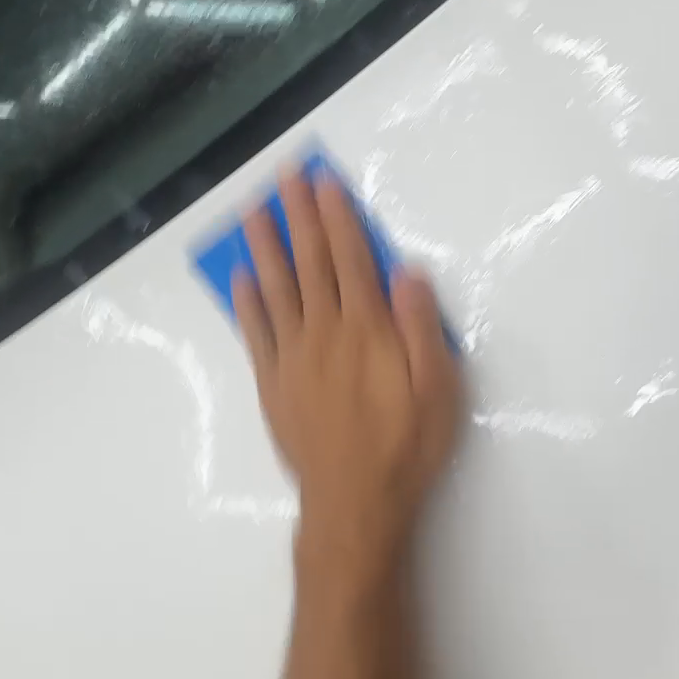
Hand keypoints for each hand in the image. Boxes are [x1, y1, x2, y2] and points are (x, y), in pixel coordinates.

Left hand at [233, 168, 461, 575]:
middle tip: (285, 175)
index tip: (325, 182)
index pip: (351, 259)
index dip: (338, 217)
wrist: (354, 503)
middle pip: (310, 263)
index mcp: (367, 329)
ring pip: (275, 289)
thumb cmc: (406, 444)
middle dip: (299, 215)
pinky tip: (240, 277)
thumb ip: (420, 326)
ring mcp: (293, 357)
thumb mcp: (437, 387)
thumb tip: (406, 271)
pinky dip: (246, 302)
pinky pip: (256, 333)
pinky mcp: (273, 384)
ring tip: (253, 210)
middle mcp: (325, 332)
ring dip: (265, 246)